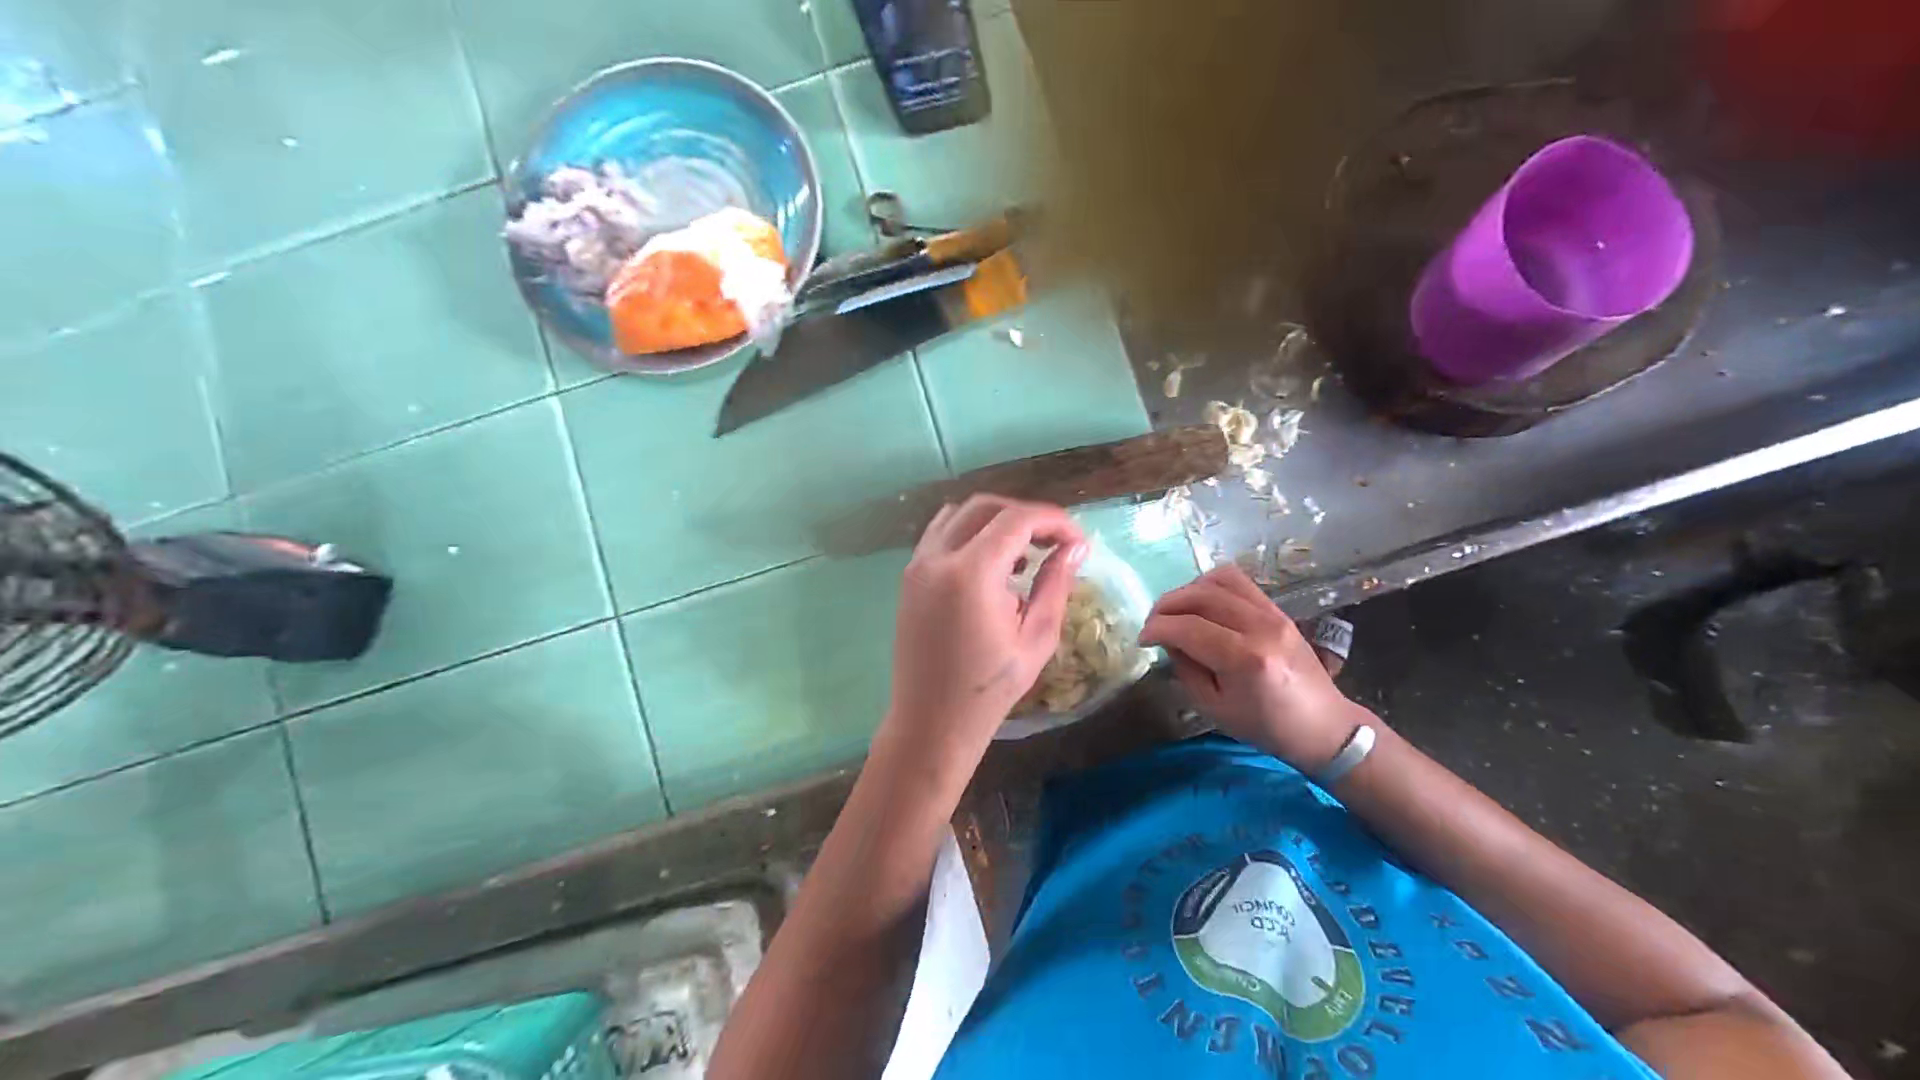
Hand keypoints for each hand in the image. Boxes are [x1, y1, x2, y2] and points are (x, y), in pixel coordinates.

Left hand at [884, 495, 1086, 765]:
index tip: (1077, 540)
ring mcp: (917, 565)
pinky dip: (970, 533)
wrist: (930, 720)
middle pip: (985, 506)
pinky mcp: (909, 577)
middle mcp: (937, 558)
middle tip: (1054, 542)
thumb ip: (1055, 585)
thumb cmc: (989, 688)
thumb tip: (1075, 548)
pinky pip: (940, 534)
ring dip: (995, 521)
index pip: (1016, 520)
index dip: (1053, 521)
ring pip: (959, 514)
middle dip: (1025, 515)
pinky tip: (993, 566)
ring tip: (1025, 554)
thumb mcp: (1036, 638)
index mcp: (970, 573)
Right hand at [1141, 565, 1365, 771]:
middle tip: (1152, 624)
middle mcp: (1260, 627)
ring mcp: (1272, 613)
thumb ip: (1185, 668)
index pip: (1187, 627)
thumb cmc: (1265, 726)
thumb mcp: (1213, 707)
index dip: (1156, 628)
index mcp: (1245, 659)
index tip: (1142, 639)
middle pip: (1200, 596)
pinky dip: (1211, 585)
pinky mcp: (1277, 609)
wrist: (1322, 725)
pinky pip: (1237, 581)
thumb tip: (1169, 640)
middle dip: (1166, 606)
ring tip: (1176, 612)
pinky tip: (1200, 604)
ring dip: (1187, 591)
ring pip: (1218, 580)